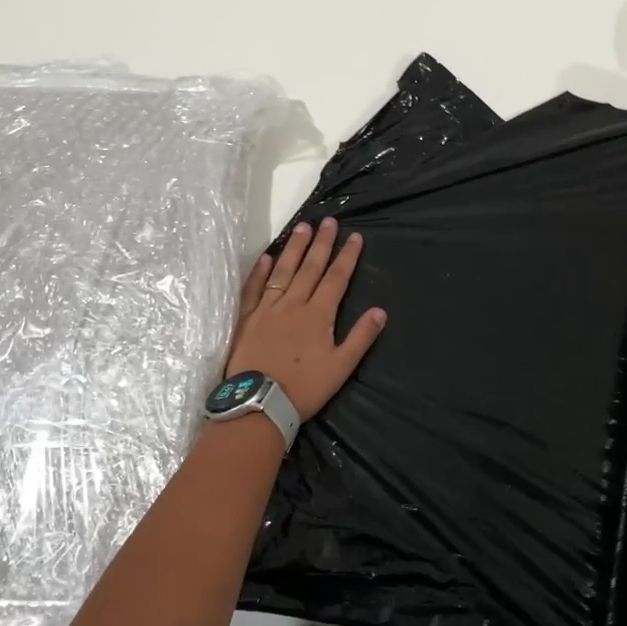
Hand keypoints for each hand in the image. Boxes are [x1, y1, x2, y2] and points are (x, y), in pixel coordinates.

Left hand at [225, 218, 385, 418]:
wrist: (258, 404)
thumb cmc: (304, 388)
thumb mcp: (341, 367)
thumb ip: (361, 337)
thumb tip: (380, 311)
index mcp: (319, 315)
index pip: (337, 278)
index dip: (347, 256)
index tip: (354, 236)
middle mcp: (294, 304)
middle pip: (310, 267)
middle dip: (322, 243)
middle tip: (328, 221)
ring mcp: (267, 309)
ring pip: (283, 271)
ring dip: (294, 248)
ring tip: (302, 227)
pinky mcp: (246, 319)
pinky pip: (254, 289)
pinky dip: (260, 271)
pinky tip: (266, 257)